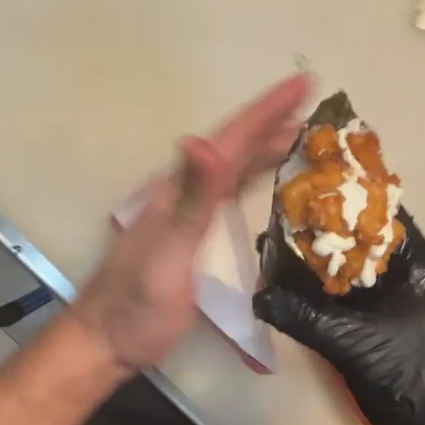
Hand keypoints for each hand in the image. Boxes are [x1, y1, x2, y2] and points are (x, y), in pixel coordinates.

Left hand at [72, 75, 312, 371]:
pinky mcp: (189, 244)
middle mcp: (182, 196)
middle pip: (235, 151)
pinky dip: (253, 187)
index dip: (268, 111)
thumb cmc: (137, 304)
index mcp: (178, 191)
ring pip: (232, 174)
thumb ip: (190, 201)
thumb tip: (203, 142)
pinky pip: (228, 201)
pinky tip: (264, 192)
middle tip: (318, 111)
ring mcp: (184, 219)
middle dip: (274, 127)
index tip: (306, 82)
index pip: (231, 141)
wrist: (106, 342)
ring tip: (303, 142)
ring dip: (266, 154)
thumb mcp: (168, 253)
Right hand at [253, 214, 424, 424]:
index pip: (384, 216)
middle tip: (279, 222)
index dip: (348, 198)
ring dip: (317, 268)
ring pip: (351, 276)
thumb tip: (258, 294)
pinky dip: (320, 298)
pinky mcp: (380, 333)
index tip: (308, 186)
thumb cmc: (412, 379)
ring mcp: (395, 309)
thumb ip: (304, 316)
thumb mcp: (354, 344)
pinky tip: (288, 293)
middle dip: (321, 233)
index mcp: (419, 269)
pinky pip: (347, 305)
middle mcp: (408, 281)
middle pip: (361, 245)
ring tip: (274, 253)